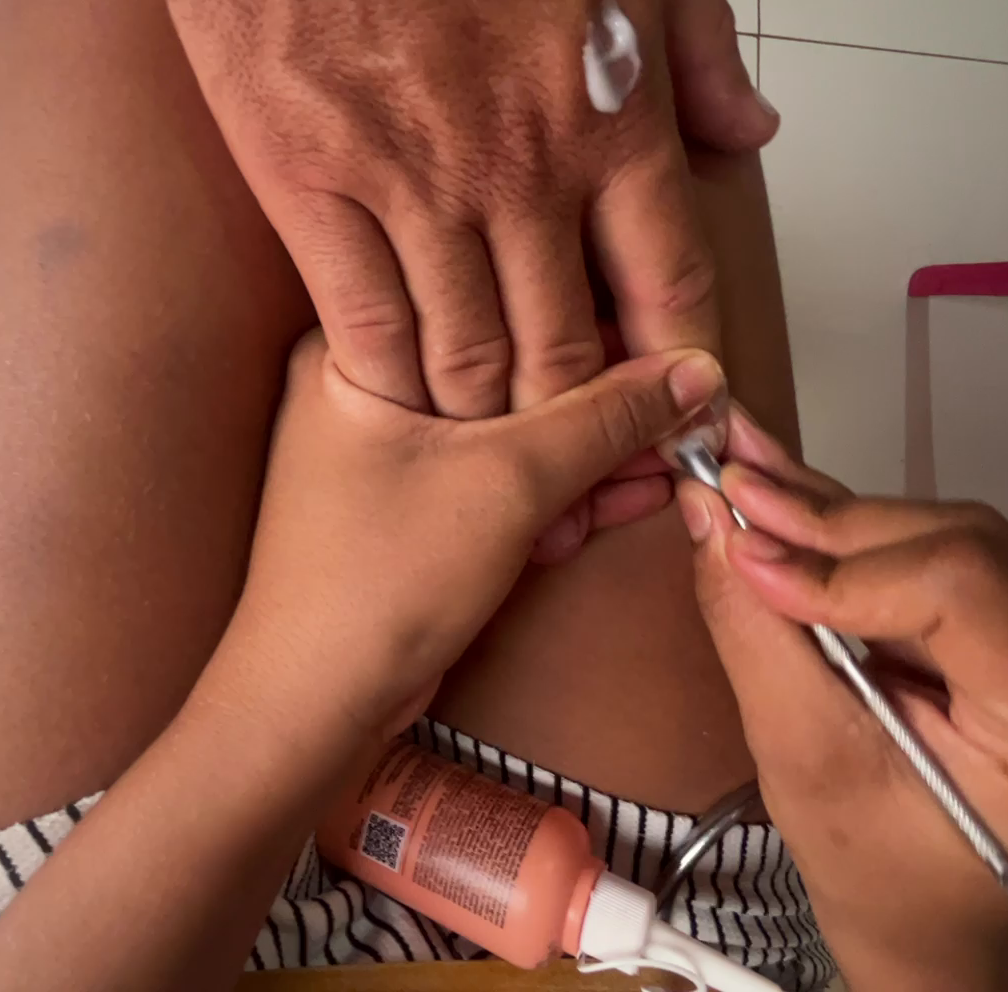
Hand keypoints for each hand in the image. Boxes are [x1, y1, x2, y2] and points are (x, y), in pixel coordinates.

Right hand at [159, 0, 776, 425]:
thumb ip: (692, 48)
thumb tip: (747, 135)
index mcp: (604, 114)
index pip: (666, 282)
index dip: (678, 369)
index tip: (680, 421)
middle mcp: (520, 168)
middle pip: (564, 349)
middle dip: (572, 423)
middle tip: (571, 468)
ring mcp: (415, 185)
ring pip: (468, 358)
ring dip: (481, 423)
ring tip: (483, 455)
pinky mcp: (315, 186)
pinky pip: (369, 326)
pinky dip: (393, 385)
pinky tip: (401, 407)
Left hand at [227, 332, 725, 734]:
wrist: (317, 702)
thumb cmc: (381, 580)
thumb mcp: (505, 483)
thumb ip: (601, 420)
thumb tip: (689, 372)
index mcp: (359, 350)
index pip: (493, 306)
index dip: (592, 329)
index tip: (668, 355)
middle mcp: (371, 388)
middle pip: (510, 371)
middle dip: (600, 406)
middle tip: (680, 421)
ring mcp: (391, 449)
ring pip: (512, 430)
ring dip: (591, 455)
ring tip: (670, 462)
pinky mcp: (416, 501)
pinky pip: (498, 476)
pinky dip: (558, 490)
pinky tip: (629, 494)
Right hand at [676, 409, 1007, 982]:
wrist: (918, 903)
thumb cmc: (867, 863)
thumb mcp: (798, 753)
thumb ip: (753, 627)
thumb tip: (707, 512)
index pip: (963, 590)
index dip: (840, 563)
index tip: (740, 553)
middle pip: (956, 547)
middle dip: (825, 523)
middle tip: (725, 486)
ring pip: (940, 535)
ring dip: (829, 515)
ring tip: (743, 483)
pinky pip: (933, 549)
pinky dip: (847, 525)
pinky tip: (786, 488)